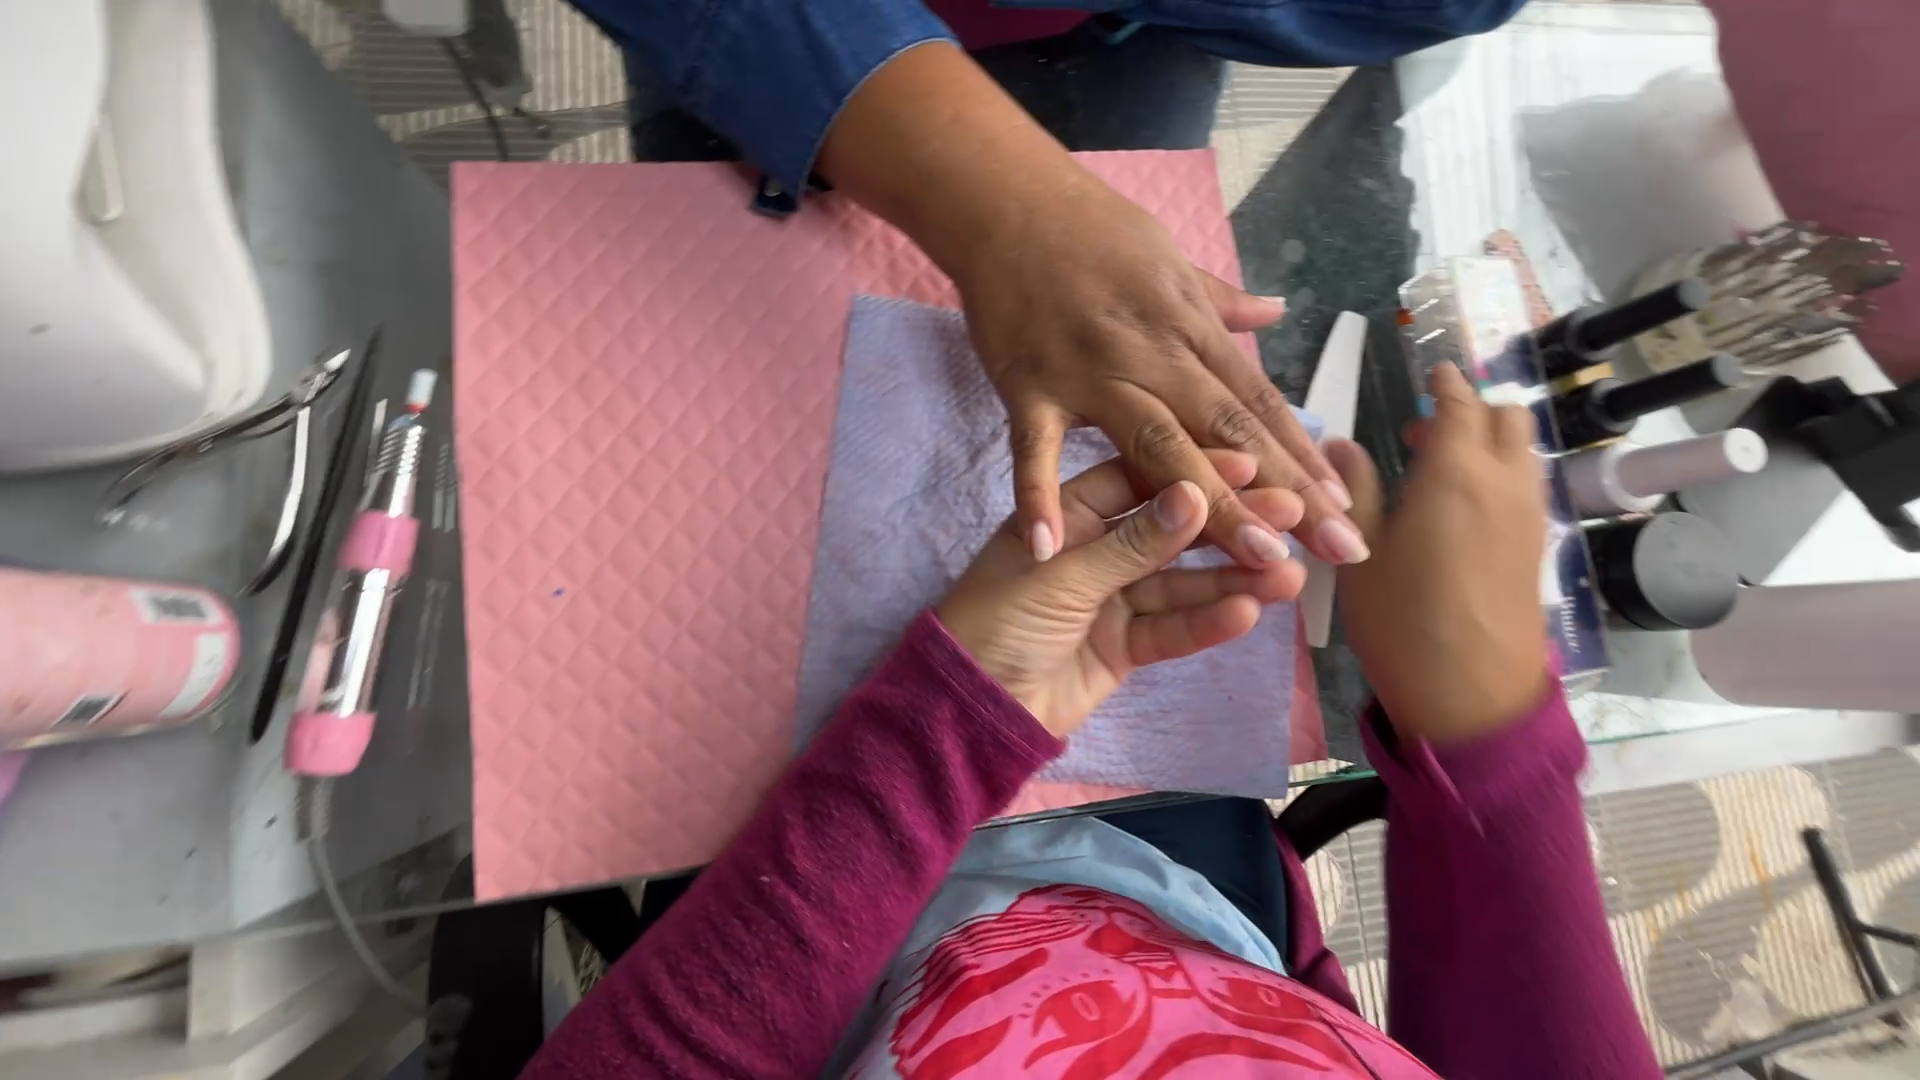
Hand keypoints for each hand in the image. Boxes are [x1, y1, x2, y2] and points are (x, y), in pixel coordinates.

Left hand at [938, 450, 1305, 737]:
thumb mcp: (1064, 575)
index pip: (1138, 483)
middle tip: (1291, 519)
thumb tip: (1197, 493)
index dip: (1191, 474)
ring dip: (1230, 580)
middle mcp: (1094, 551)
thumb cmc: (998, 621)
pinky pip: (1169, 629)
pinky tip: (1247, 612)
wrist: (971, 705)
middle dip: (1227, 527)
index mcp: (1067, 516)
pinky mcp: (1122, 645)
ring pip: (1179, 585)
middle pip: (1169, 534)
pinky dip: (1205, 623)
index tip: (1251, 467)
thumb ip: (1132, 543)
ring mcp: (1110, 600)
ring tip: (1288, 576)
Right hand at [954, 174, 1369, 573]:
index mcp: (1187, 325)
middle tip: (1337, 552)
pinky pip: (1034, 451)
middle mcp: (1150, 353)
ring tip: (1255, 562)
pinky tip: (1048, 549)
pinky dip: (1037, 497)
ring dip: (1206, 506)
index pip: (1255, 401)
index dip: (1302, 456)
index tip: (1342, 508)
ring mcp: (1088, 373)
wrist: (1008, 203)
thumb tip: (1277, 313)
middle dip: (1284, 494)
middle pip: (1225, 432)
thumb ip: (1220, 300)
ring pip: (1155, 445)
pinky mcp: (1028, 388)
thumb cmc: (1091, 230)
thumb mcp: (1169, 257)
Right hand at [1325, 363, 1550, 744]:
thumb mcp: (1358, 550)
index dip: (1446, 383)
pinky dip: (1497, 472)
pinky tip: (1457, 508)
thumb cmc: (1400, 617)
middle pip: (1507, 418)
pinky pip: (1523, 483)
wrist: (1470, 690)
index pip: (1460, 405)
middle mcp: (1504, 482)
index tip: (1433, 369)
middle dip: (1471, 409)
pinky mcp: (1535, 544)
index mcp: (1456, 473)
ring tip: (1435, 470)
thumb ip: (1354, 488)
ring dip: (1486, 442)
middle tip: (1422, 431)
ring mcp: (1528, 514)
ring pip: (1521, 450)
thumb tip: (1340, 444)